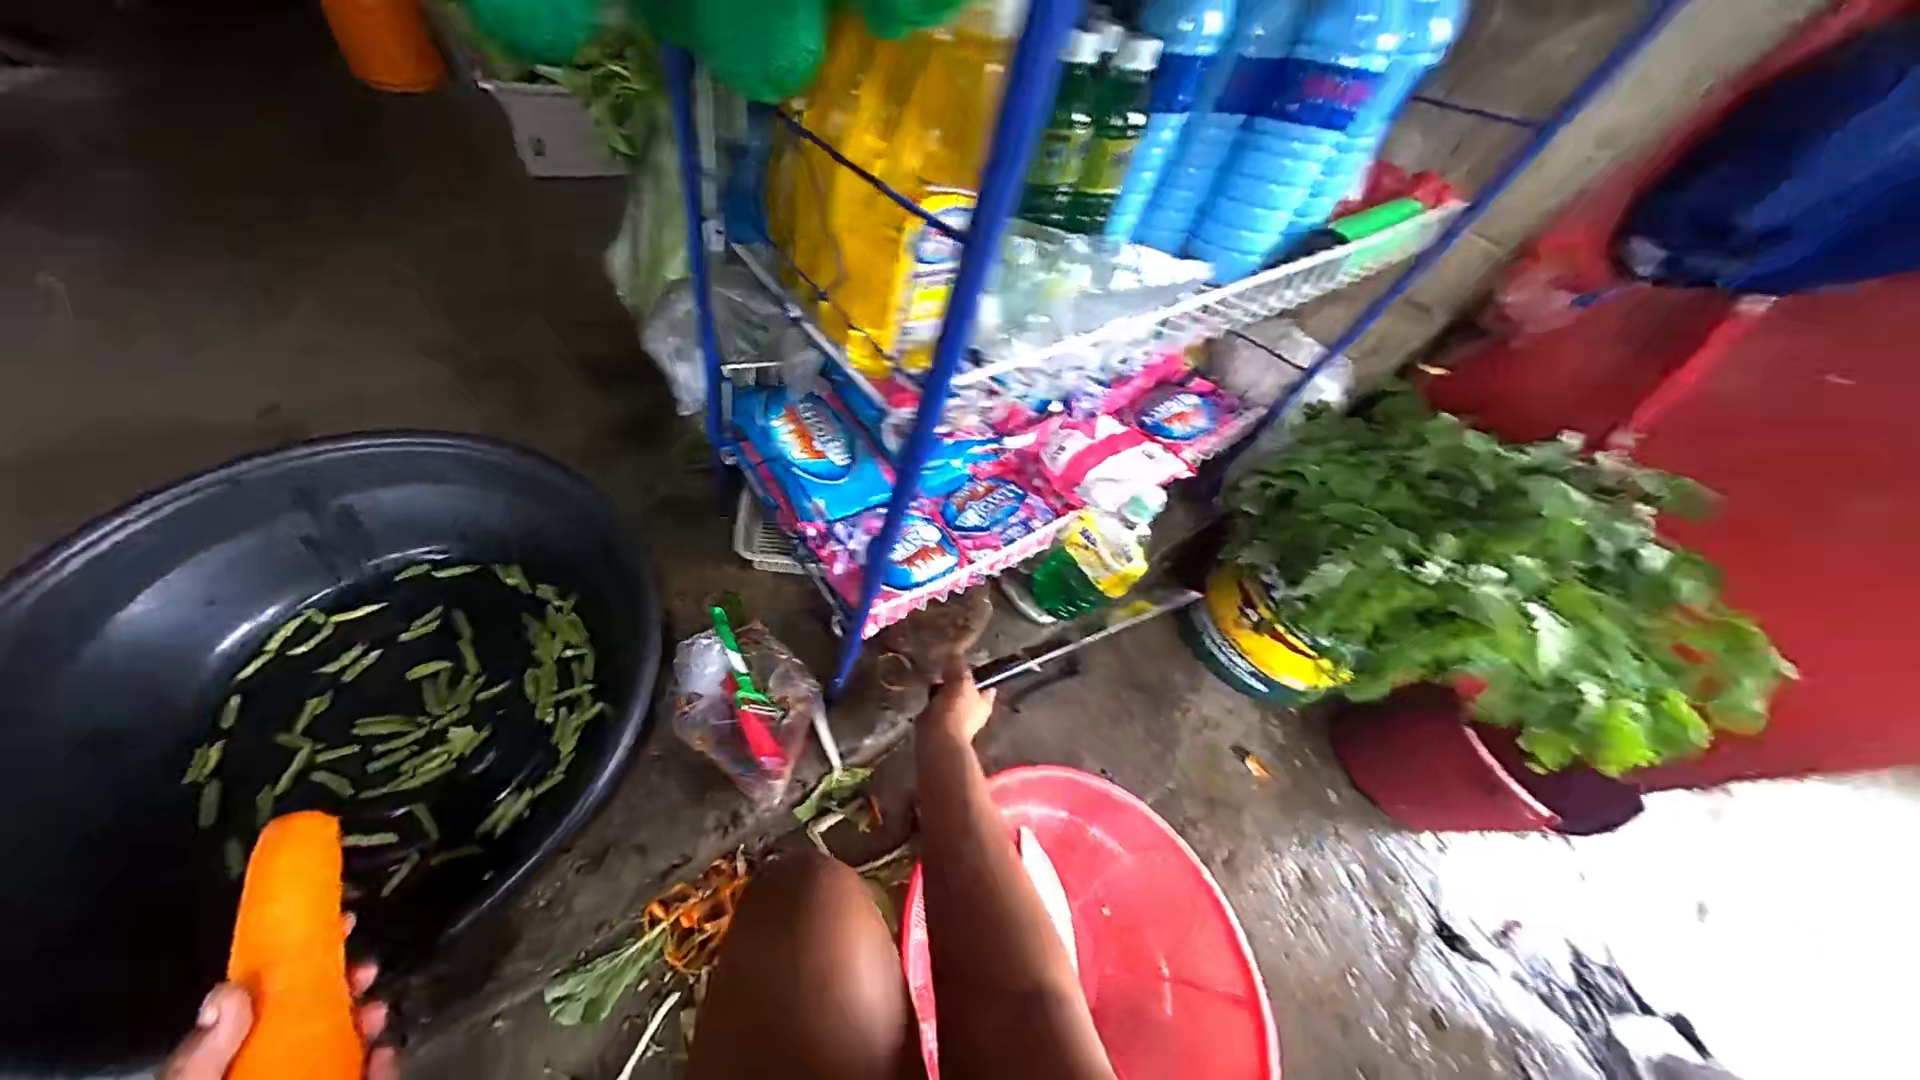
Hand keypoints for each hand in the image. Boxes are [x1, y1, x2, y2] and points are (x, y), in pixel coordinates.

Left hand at [160, 959, 398, 1079]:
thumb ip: (199, 1061)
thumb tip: (230, 988)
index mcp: (231, 1061)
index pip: (266, 1001)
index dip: (304, 959)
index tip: (343, 923)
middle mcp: (270, 1067)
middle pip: (312, 1016)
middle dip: (346, 987)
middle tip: (366, 970)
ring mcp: (309, 1079)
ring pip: (345, 1043)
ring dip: (366, 1022)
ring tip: (376, 1016)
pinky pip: (367, 1077)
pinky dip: (382, 1065)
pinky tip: (383, 1058)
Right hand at [924, 657, 995, 742]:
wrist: (937, 738)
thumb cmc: (956, 710)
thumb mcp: (962, 681)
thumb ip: (959, 667)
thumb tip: (955, 656)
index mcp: (985, 702)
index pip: (986, 682)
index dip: (977, 671)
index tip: (964, 662)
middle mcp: (973, 711)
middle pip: (965, 689)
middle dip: (954, 679)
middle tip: (944, 669)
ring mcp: (956, 719)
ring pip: (949, 697)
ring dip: (940, 689)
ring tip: (932, 678)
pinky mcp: (939, 724)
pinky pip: (935, 707)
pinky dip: (930, 701)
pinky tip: (925, 693)